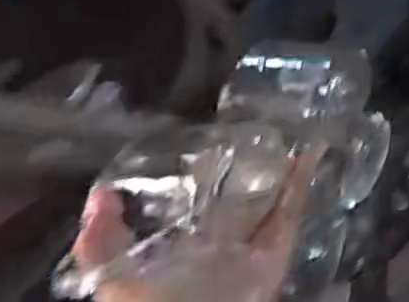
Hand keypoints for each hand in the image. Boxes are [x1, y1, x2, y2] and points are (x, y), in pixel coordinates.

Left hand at [71, 145, 323, 301]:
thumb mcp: (114, 279)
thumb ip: (102, 243)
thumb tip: (99, 193)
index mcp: (180, 251)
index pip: (192, 207)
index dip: (201, 173)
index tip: (210, 140)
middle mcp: (217, 246)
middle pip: (236, 199)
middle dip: (248, 166)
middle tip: (256, 129)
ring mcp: (249, 247)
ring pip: (270, 199)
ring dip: (282, 167)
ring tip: (290, 130)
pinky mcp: (276, 251)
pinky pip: (292, 211)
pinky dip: (303, 181)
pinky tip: (309, 150)